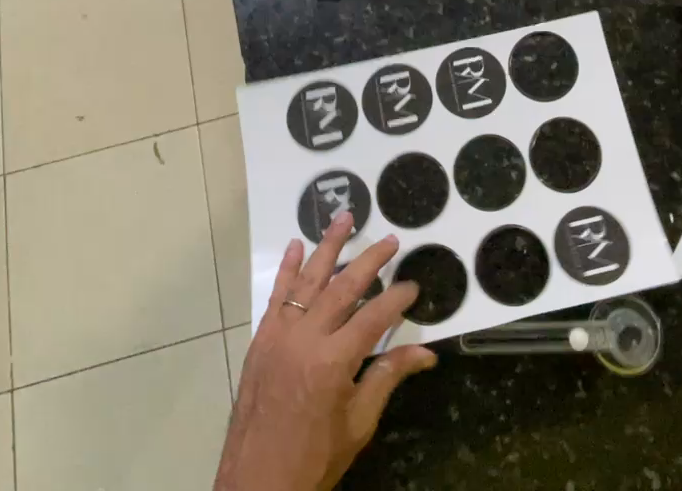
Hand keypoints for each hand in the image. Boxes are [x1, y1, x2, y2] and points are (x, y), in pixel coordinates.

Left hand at [214, 213, 436, 490]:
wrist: (255, 486)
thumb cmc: (313, 458)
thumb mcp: (358, 423)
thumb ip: (387, 377)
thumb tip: (426, 353)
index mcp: (333, 362)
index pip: (374, 316)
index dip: (397, 298)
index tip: (415, 284)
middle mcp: (304, 340)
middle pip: (342, 287)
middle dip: (369, 260)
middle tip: (391, 239)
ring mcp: (278, 336)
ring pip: (307, 281)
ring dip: (327, 247)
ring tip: (344, 218)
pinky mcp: (261, 341)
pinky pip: (276, 297)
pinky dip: (286, 270)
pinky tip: (295, 246)